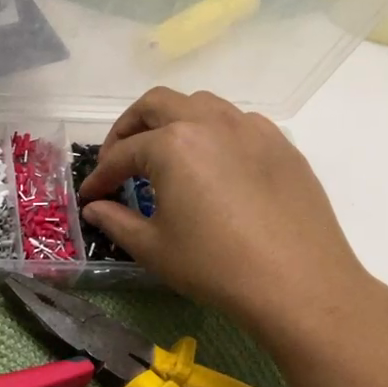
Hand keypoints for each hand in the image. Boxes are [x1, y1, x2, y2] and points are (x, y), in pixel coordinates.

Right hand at [77, 87, 387, 343]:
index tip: (90, 196)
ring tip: (162, 157)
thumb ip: (116, 220)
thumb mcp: (153, 248)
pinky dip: (211, 134)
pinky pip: (236, 123)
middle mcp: (210, 122)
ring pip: (200, 104)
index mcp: (172, 145)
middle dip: (128, 129)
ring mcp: (251, 128)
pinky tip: (211, 168)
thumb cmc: (214, 266)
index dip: (100, 177)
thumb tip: (96, 208)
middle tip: (118, 161)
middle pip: (156, 104)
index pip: (122, 154)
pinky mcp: (280, 144)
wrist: (298, 282)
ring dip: (171, 122)